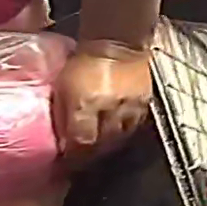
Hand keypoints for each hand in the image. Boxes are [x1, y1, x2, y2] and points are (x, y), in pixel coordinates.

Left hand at [53, 38, 152, 164]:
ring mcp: (131, 108)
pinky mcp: (145, 104)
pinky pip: (135, 126)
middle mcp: (111, 110)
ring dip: (109, 146)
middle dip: (91, 155)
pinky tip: (117, 133)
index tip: (65, 163)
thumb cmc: (83, 62)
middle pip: (103, 144)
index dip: (73, 157)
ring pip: (121, 138)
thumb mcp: (63, 86)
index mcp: (87, 104)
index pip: (81, 142)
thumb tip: (61, 138)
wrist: (118, 42)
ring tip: (99, 150)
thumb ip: (62, 113)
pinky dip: (124, 133)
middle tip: (81, 161)